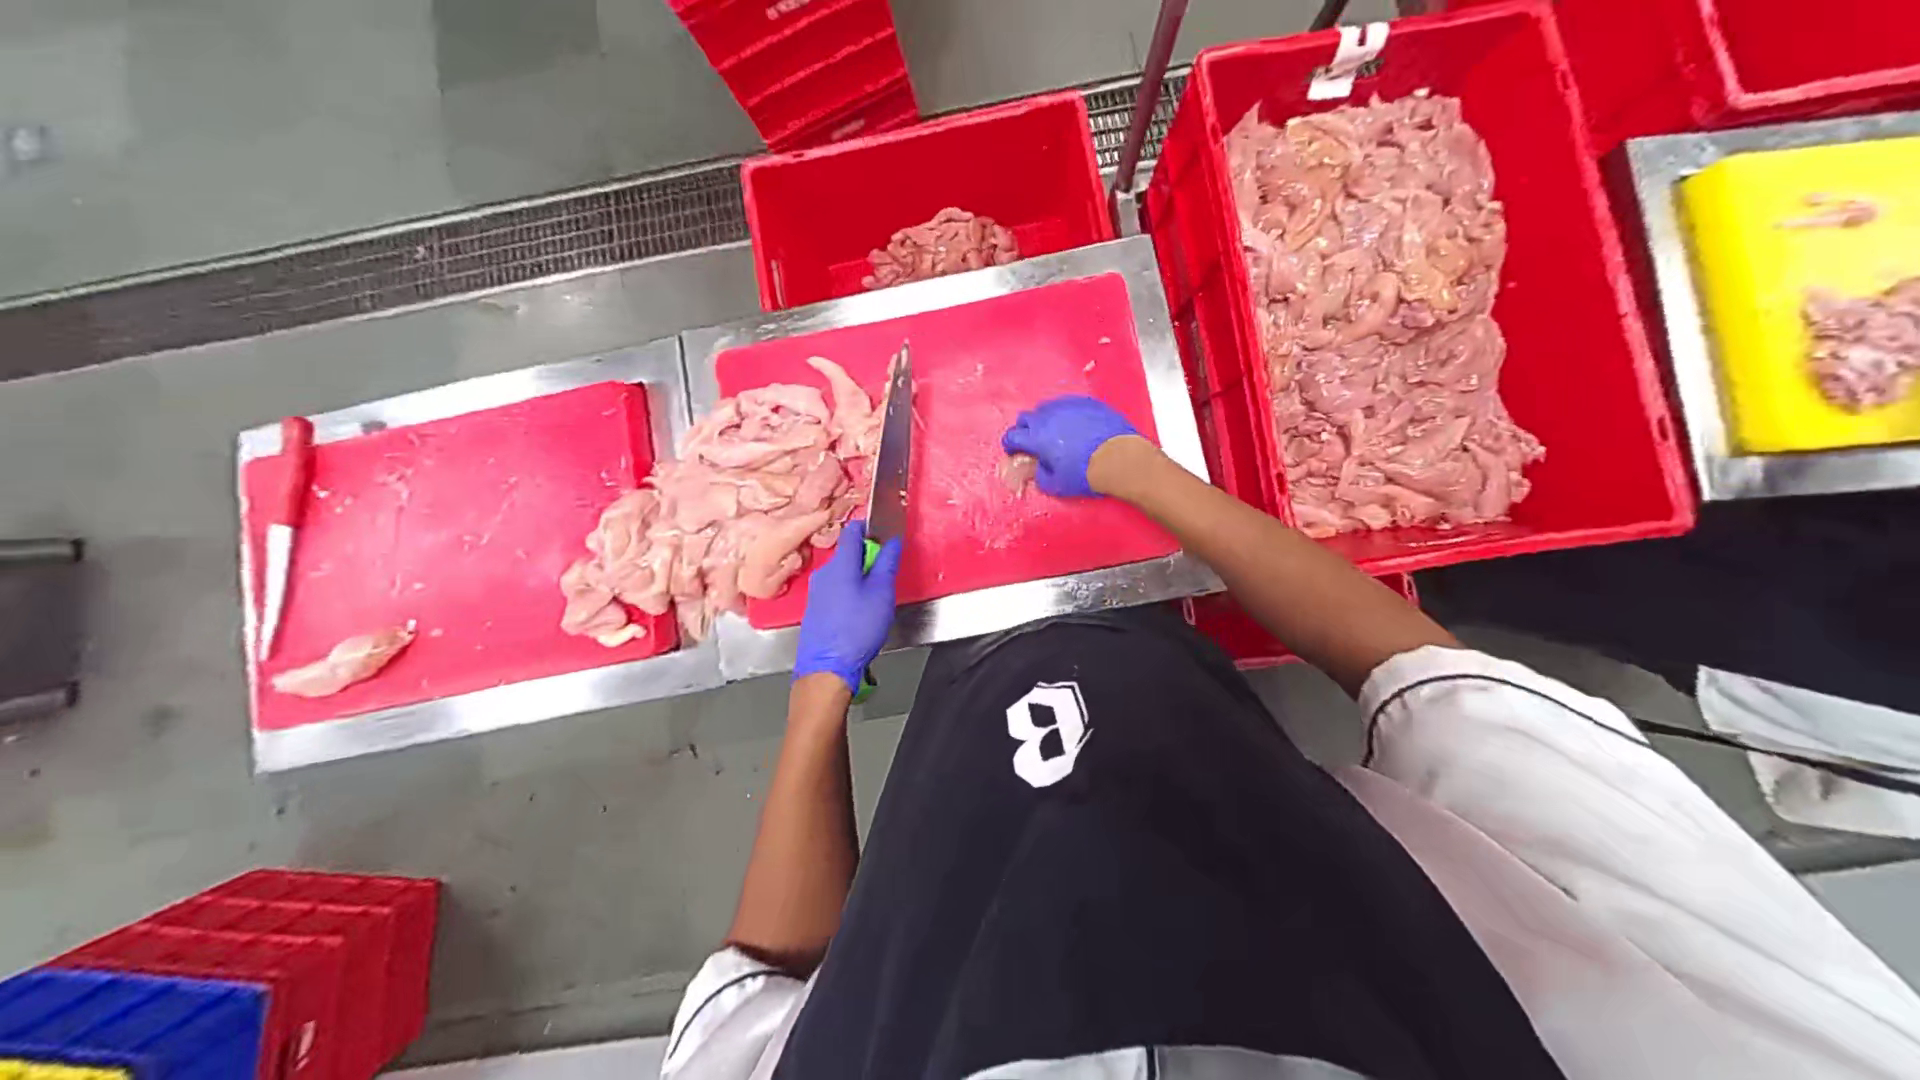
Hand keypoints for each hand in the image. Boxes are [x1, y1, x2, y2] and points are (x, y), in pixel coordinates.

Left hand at [794, 520, 903, 693]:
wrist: (827, 667)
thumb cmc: (857, 630)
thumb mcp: (882, 593)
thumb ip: (887, 563)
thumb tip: (892, 541)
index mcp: (840, 563)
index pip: (853, 530)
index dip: (870, 528)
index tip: (885, 536)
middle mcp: (824, 572)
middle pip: (848, 552)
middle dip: (868, 557)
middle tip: (886, 574)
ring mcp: (817, 591)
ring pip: (842, 572)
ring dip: (860, 576)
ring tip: (876, 597)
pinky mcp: (816, 608)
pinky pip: (835, 589)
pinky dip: (850, 591)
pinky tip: (860, 611)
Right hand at [1001, 395, 1140, 496]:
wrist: (1120, 458)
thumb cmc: (1085, 474)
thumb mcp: (1057, 485)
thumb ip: (1041, 476)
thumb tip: (1040, 470)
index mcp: (1036, 437)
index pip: (1012, 436)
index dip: (1010, 444)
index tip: (1014, 451)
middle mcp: (1048, 416)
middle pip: (1026, 417)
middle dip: (1025, 429)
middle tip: (1033, 441)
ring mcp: (1068, 405)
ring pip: (1048, 408)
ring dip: (1046, 419)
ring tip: (1055, 432)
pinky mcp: (1088, 402)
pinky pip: (1069, 405)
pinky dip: (1067, 415)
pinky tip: (1076, 425)